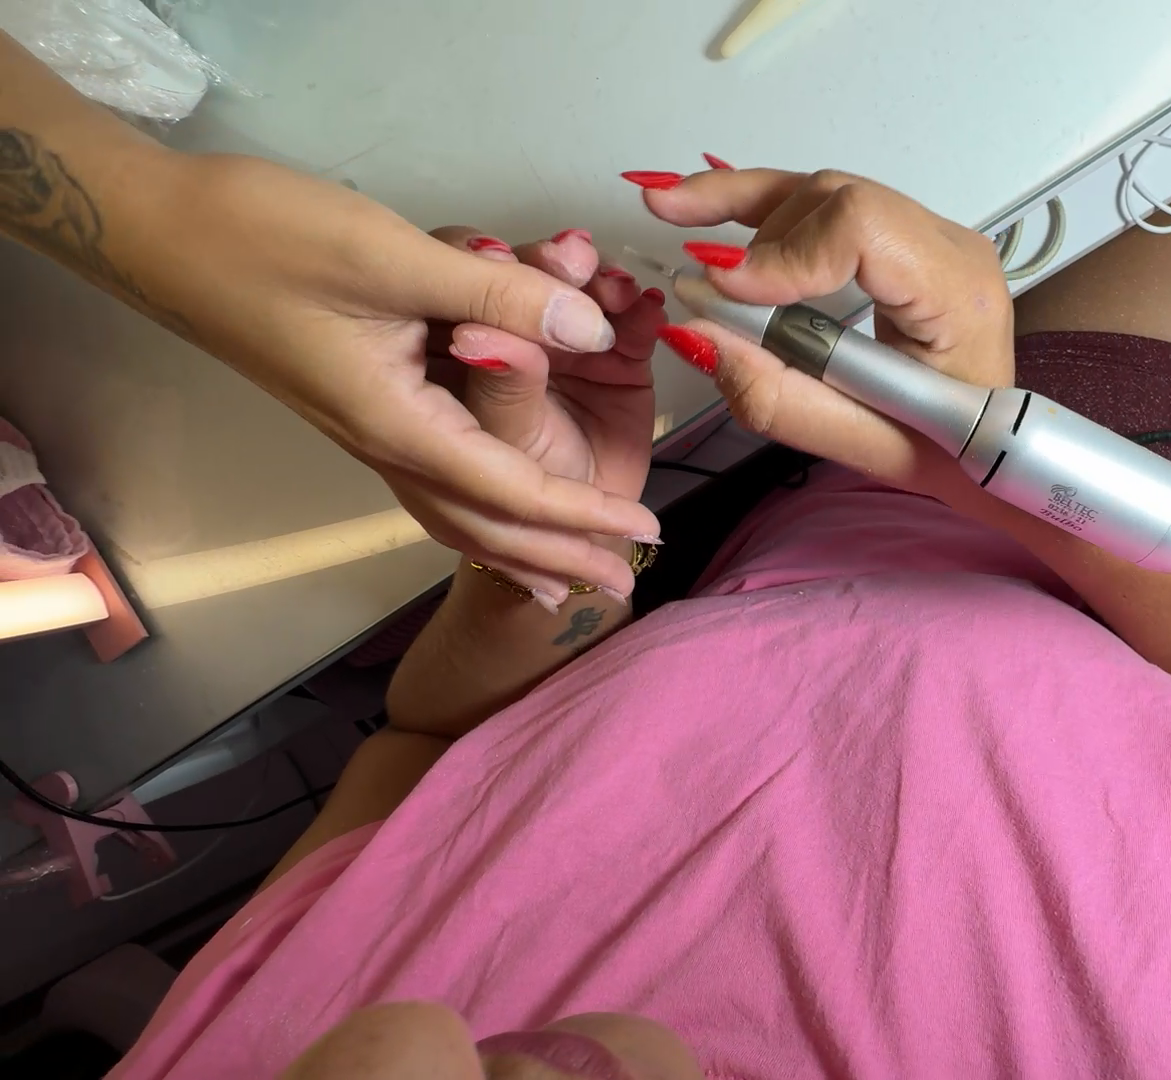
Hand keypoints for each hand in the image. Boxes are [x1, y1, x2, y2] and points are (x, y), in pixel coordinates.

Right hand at [126, 153, 660, 593]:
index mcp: (404, 426)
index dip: (586, 515)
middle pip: (492, 526)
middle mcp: (394, 448)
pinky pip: (441, 488)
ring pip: (464, 517)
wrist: (153, 227)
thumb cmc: (267, 237)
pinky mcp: (377, 414)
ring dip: (525, 553)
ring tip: (572, 586)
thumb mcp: (395, 259)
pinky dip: (483, 518)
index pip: (517, 492)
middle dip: (564, 557)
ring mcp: (381, 437)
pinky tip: (501, 536)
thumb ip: (502, 298)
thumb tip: (591, 330)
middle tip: (625, 584)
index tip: (647, 531)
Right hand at [638, 168, 1012, 496]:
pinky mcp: (904, 243)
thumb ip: (783, 398)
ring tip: (671, 213)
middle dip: (760, 244)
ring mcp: (930, 239)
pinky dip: (765, 206)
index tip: (726, 290)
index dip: (786, 252)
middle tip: (702, 289)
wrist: (989, 448)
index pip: (864, 229)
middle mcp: (952, 251)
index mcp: (959, 295)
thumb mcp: (865, 445)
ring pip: (824, 196)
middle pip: (836, 203)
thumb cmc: (948, 452)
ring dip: (746, 211)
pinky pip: (829, 209)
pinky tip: (704, 200)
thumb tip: (699, 335)